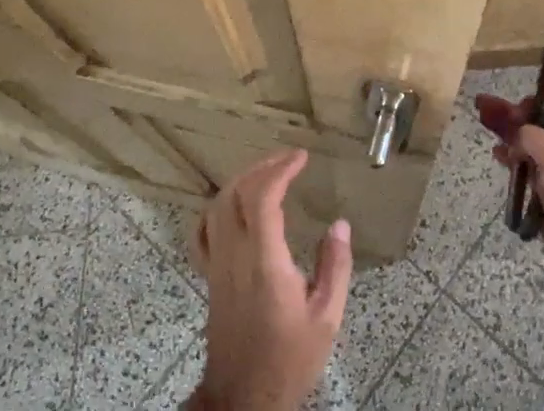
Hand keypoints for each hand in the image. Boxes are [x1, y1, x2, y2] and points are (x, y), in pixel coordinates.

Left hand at [190, 149, 351, 409]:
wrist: (244, 396)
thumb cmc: (290, 357)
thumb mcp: (327, 316)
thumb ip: (335, 266)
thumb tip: (340, 225)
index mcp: (264, 262)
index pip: (262, 198)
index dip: (279, 169)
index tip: (301, 157)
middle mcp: (234, 256)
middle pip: (235, 193)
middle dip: (262, 167)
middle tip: (289, 160)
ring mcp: (217, 266)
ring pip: (216, 207)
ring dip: (240, 182)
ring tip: (266, 174)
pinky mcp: (210, 278)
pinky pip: (203, 232)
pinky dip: (216, 209)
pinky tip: (231, 206)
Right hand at [476, 94, 543, 279]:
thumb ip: (530, 136)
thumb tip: (515, 139)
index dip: (522, 105)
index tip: (502, 107)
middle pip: (530, 125)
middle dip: (506, 114)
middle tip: (480, 106)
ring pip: (524, 146)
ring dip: (505, 135)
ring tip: (484, 127)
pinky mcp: (542, 193)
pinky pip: (522, 170)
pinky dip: (509, 160)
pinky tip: (497, 155)